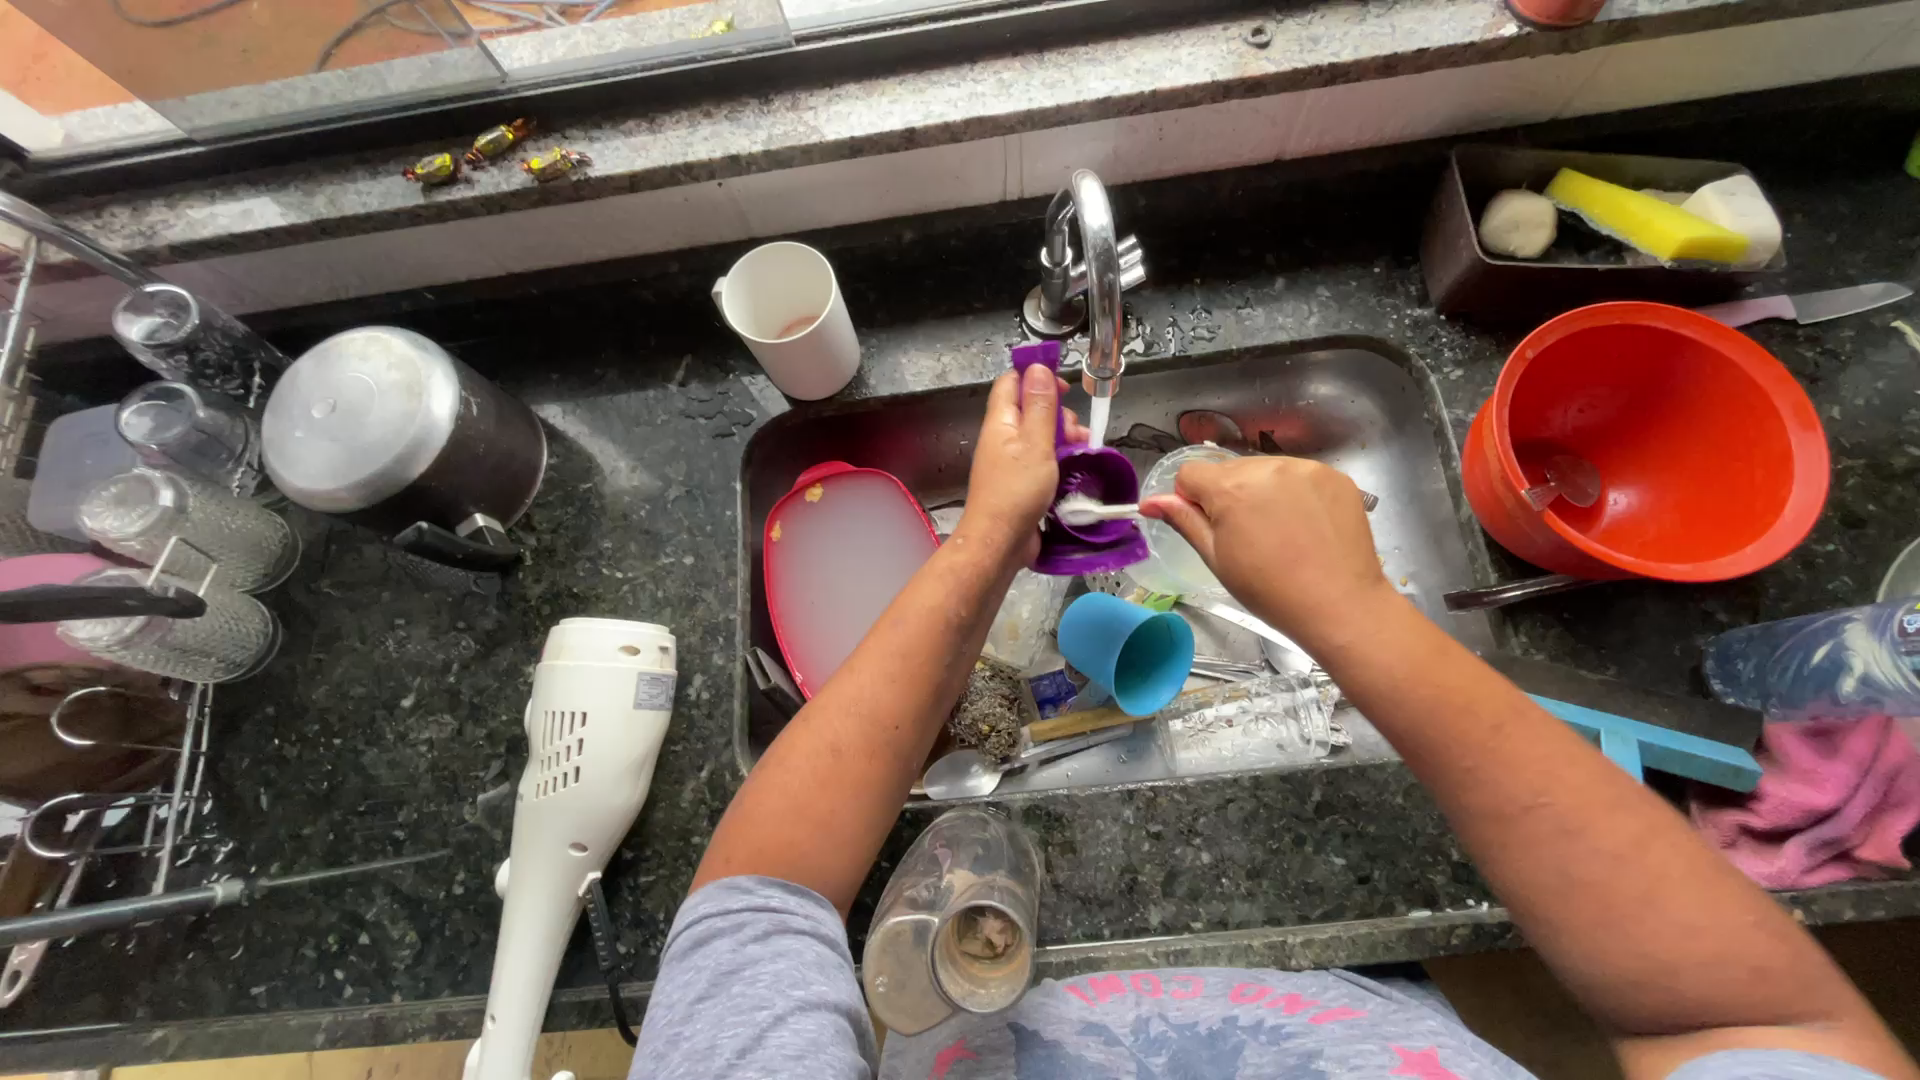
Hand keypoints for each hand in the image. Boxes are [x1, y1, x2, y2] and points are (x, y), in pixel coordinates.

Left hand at [956, 363, 1086, 561]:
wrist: (1000, 543)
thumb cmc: (1016, 492)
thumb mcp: (1035, 443)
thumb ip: (1040, 406)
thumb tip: (1038, 366)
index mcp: (1000, 422)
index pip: (1012, 383)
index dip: (1036, 376)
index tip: (1064, 385)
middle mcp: (1002, 438)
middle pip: (1032, 410)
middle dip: (1060, 415)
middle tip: (1076, 431)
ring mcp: (1011, 462)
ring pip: (1041, 437)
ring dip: (1064, 439)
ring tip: (1083, 450)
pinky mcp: (1021, 483)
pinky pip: (1042, 461)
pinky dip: (1059, 461)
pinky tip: (1076, 469)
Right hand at [1139, 456, 1394, 651]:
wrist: (1340, 605)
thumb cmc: (1269, 590)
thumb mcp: (1216, 558)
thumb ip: (1183, 520)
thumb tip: (1149, 502)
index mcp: (1231, 488)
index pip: (1190, 473)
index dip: (1192, 500)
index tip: (1211, 528)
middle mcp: (1267, 467)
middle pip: (1228, 469)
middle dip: (1228, 495)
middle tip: (1247, 536)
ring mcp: (1306, 468)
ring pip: (1264, 470)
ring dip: (1261, 492)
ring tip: (1279, 532)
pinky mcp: (1335, 476)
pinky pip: (1299, 475)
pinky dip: (1294, 494)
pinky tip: (1305, 526)